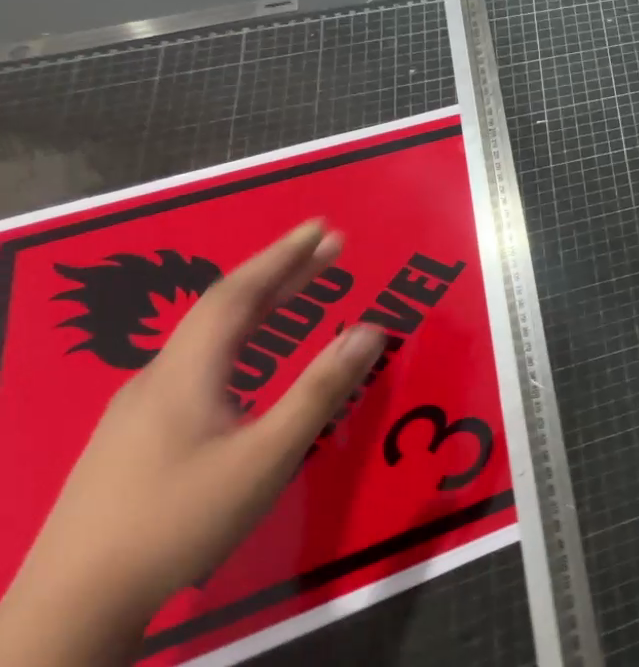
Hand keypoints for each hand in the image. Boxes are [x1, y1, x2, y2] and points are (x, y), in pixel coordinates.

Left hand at [0, 221, 385, 666]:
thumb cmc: (181, 518)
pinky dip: (241, 340)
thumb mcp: (268, 455)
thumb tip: (371, 329)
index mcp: (185, 375)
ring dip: (261, 307)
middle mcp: (156, 381)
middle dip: (279, 273)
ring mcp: (138, 411)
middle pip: (221, 311)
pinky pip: (198, 365)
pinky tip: (253, 360)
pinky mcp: (135, 438)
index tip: (325, 228)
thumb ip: (321, 390)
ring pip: (207, 340)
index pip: (236, 296)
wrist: (77, 601)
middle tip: (330, 247)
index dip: (283, 257)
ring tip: (303, 291)